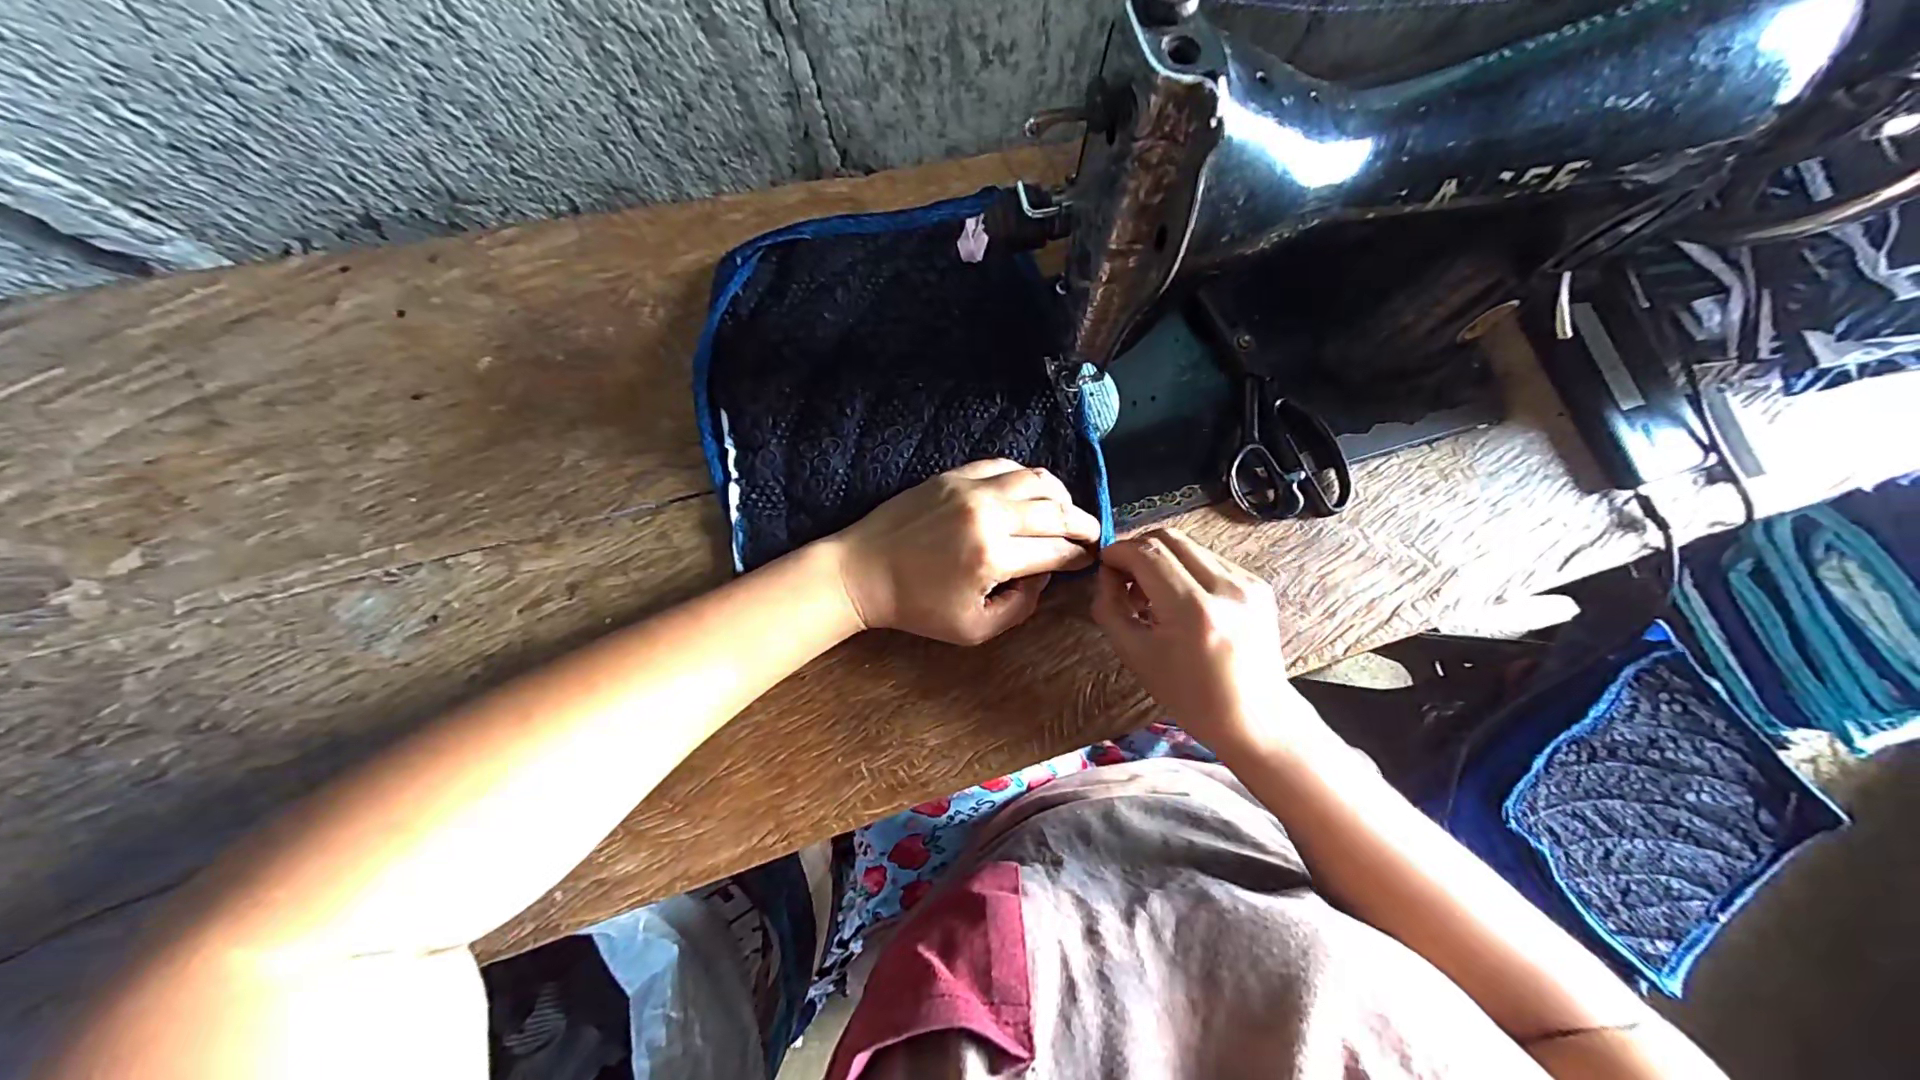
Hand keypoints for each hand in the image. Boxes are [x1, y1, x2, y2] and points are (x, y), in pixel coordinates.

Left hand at [828, 460, 1100, 644]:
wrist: (861, 572)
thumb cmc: (915, 607)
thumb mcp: (974, 629)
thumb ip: (1020, 607)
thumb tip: (1043, 575)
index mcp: (993, 557)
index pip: (1056, 550)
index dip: (1079, 556)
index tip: (1089, 560)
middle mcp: (988, 515)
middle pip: (1056, 510)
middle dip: (1083, 524)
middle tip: (1093, 534)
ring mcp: (970, 488)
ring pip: (1036, 478)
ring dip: (1061, 495)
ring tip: (1066, 510)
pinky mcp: (952, 475)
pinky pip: (1003, 465)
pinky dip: (1025, 476)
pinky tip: (1029, 492)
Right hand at [1092, 527, 1312, 747]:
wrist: (1254, 717)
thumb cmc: (1189, 694)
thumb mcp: (1135, 655)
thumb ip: (1110, 607)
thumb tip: (1107, 573)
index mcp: (1194, 611)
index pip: (1147, 553)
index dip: (1118, 552)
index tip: (1105, 565)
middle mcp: (1226, 588)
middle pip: (1169, 538)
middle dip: (1137, 549)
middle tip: (1124, 577)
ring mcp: (1247, 583)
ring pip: (1189, 546)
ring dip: (1161, 559)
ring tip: (1152, 594)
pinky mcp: (1258, 584)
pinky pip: (1210, 560)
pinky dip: (1185, 570)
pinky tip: (1180, 601)